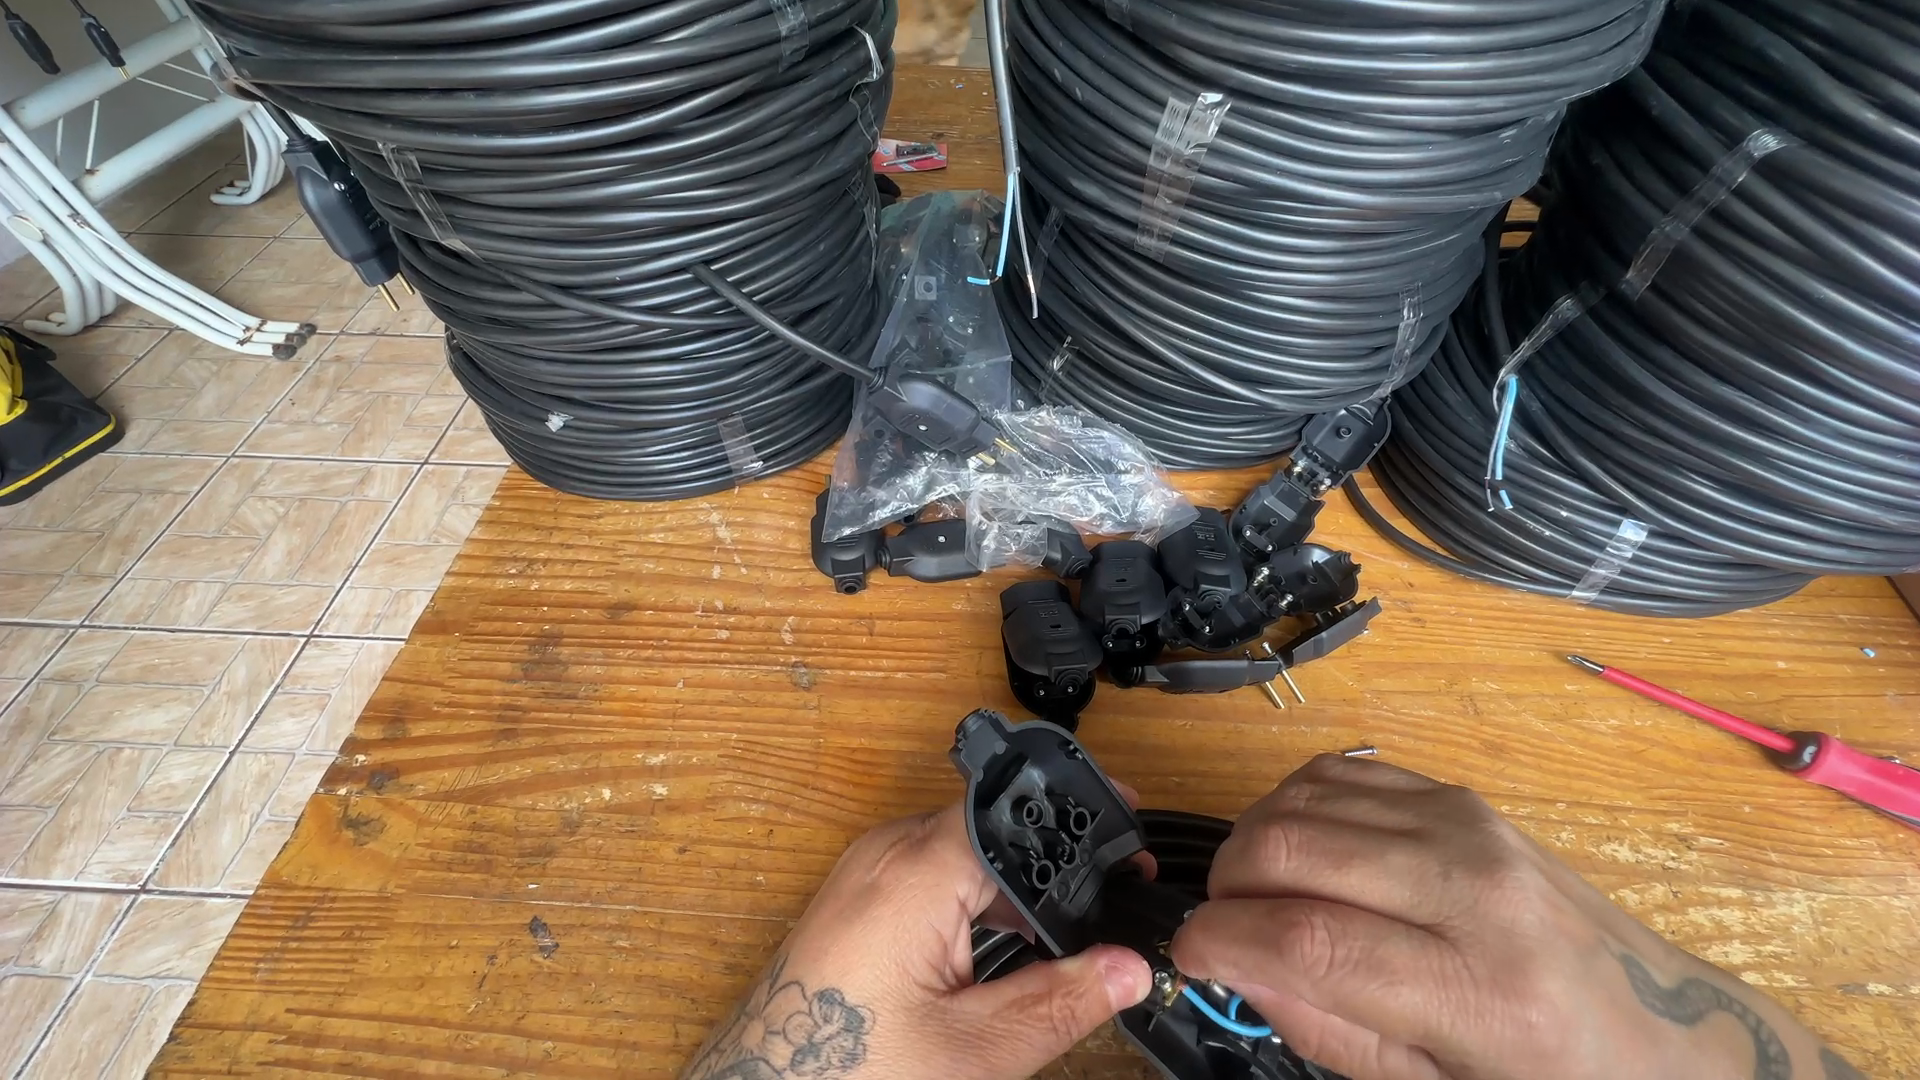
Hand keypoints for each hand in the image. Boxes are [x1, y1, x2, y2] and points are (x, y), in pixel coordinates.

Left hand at [679, 802, 1152, 1079]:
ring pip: (966, 847)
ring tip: (1060, 923)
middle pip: (993, 826)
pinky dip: (976, 894)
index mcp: (917, 869)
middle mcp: (891, 848)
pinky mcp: (865, 886)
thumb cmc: (852, 1070)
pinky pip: (935, 867)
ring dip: (1014, 880)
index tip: (1124, 833)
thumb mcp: (971, 1052)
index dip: (1075, 818)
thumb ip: (1058, 1001)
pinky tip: (1001, 939)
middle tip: (1105, 889)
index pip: (1013, 812)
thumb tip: (1128, 967)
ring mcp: (872, 864)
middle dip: (1053, 855)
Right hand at [1169, 754, 1851, 1079]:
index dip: (1223, 940)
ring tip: (1256, 890)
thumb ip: (1325, 1030)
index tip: (1189, 951)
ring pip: (1298, 798)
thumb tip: (1236, 962)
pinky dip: (1287, 805)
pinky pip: (1332, 772)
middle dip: (1226, 884)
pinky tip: (1296, 849)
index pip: (1310, 941)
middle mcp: (1472, 887)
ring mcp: (1463, 824)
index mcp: (1487, 995)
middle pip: (1290, 847)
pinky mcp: (1453, 794)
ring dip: (1249, 842)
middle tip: (1225, 922)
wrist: (1676, 1034)